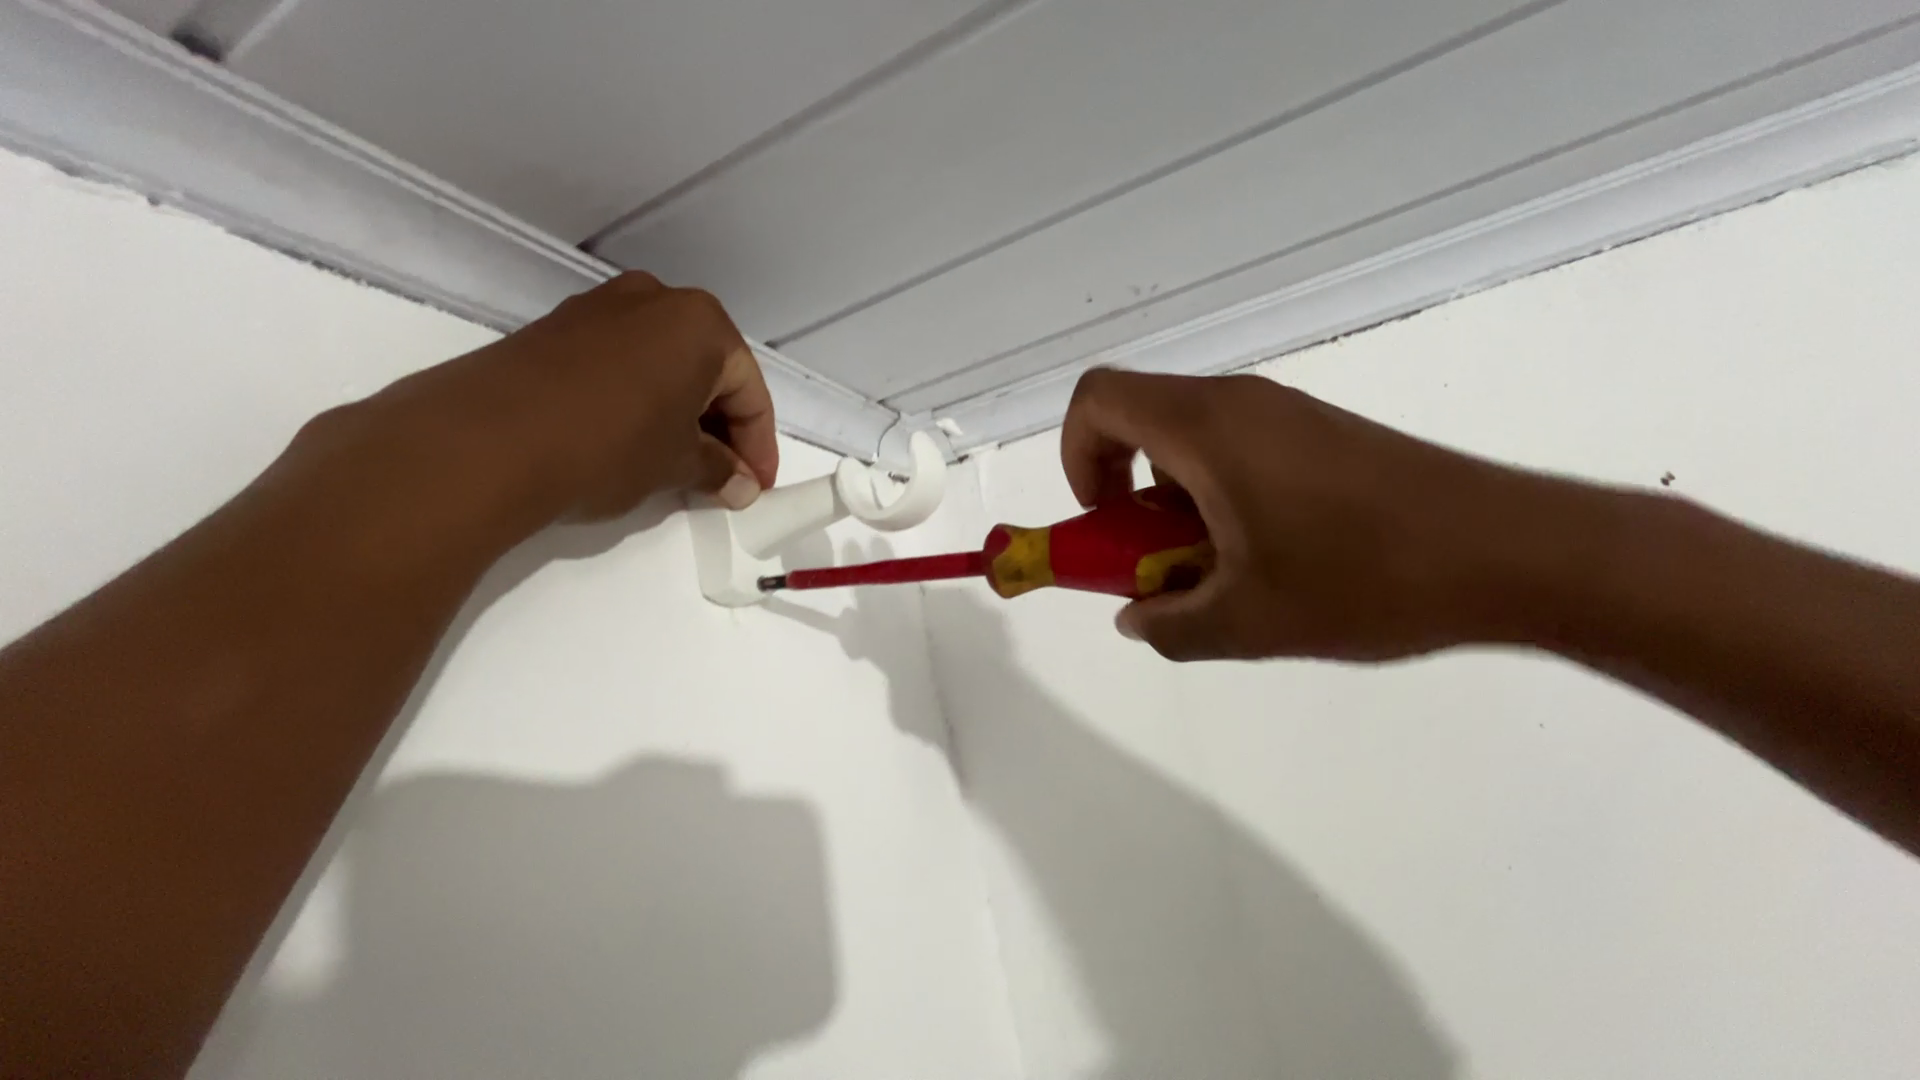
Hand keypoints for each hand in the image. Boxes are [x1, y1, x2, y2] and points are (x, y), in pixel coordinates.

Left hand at [368, 271, 778, 527]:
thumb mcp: (677, 464)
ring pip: (663, 366)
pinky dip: (640, 401)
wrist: (483, 441)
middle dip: (721, 428)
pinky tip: (632, 441)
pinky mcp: (557, 329)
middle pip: (709, 371)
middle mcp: (655, 300)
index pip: (749, 391)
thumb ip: (718, 470)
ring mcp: (600, 309)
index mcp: (701, 323)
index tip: (756, 488)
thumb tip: (740, 485)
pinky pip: (622, 365)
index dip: (758, 447)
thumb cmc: (609, 444)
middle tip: (722, 479)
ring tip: (677, 465)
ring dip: (680, 415)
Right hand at [1060, 369, 1567, 661]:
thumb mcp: (1247, 622)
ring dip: (1176, 503)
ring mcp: (1288, 415)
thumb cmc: (1365, 578)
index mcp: (1206, 428)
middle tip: (1158, 562)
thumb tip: (1138, 618)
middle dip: (1124, 493)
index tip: (1105, 523)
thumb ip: (1170, 625)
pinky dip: (1222, 498)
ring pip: (1191, 441)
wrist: (1515, 552)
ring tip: (1224, 573)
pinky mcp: (1324, 435)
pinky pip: (1239, 450)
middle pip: (1140, 420)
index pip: (1097, 401)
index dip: (1077, 458)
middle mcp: (1240, 403)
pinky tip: (1274, 560)